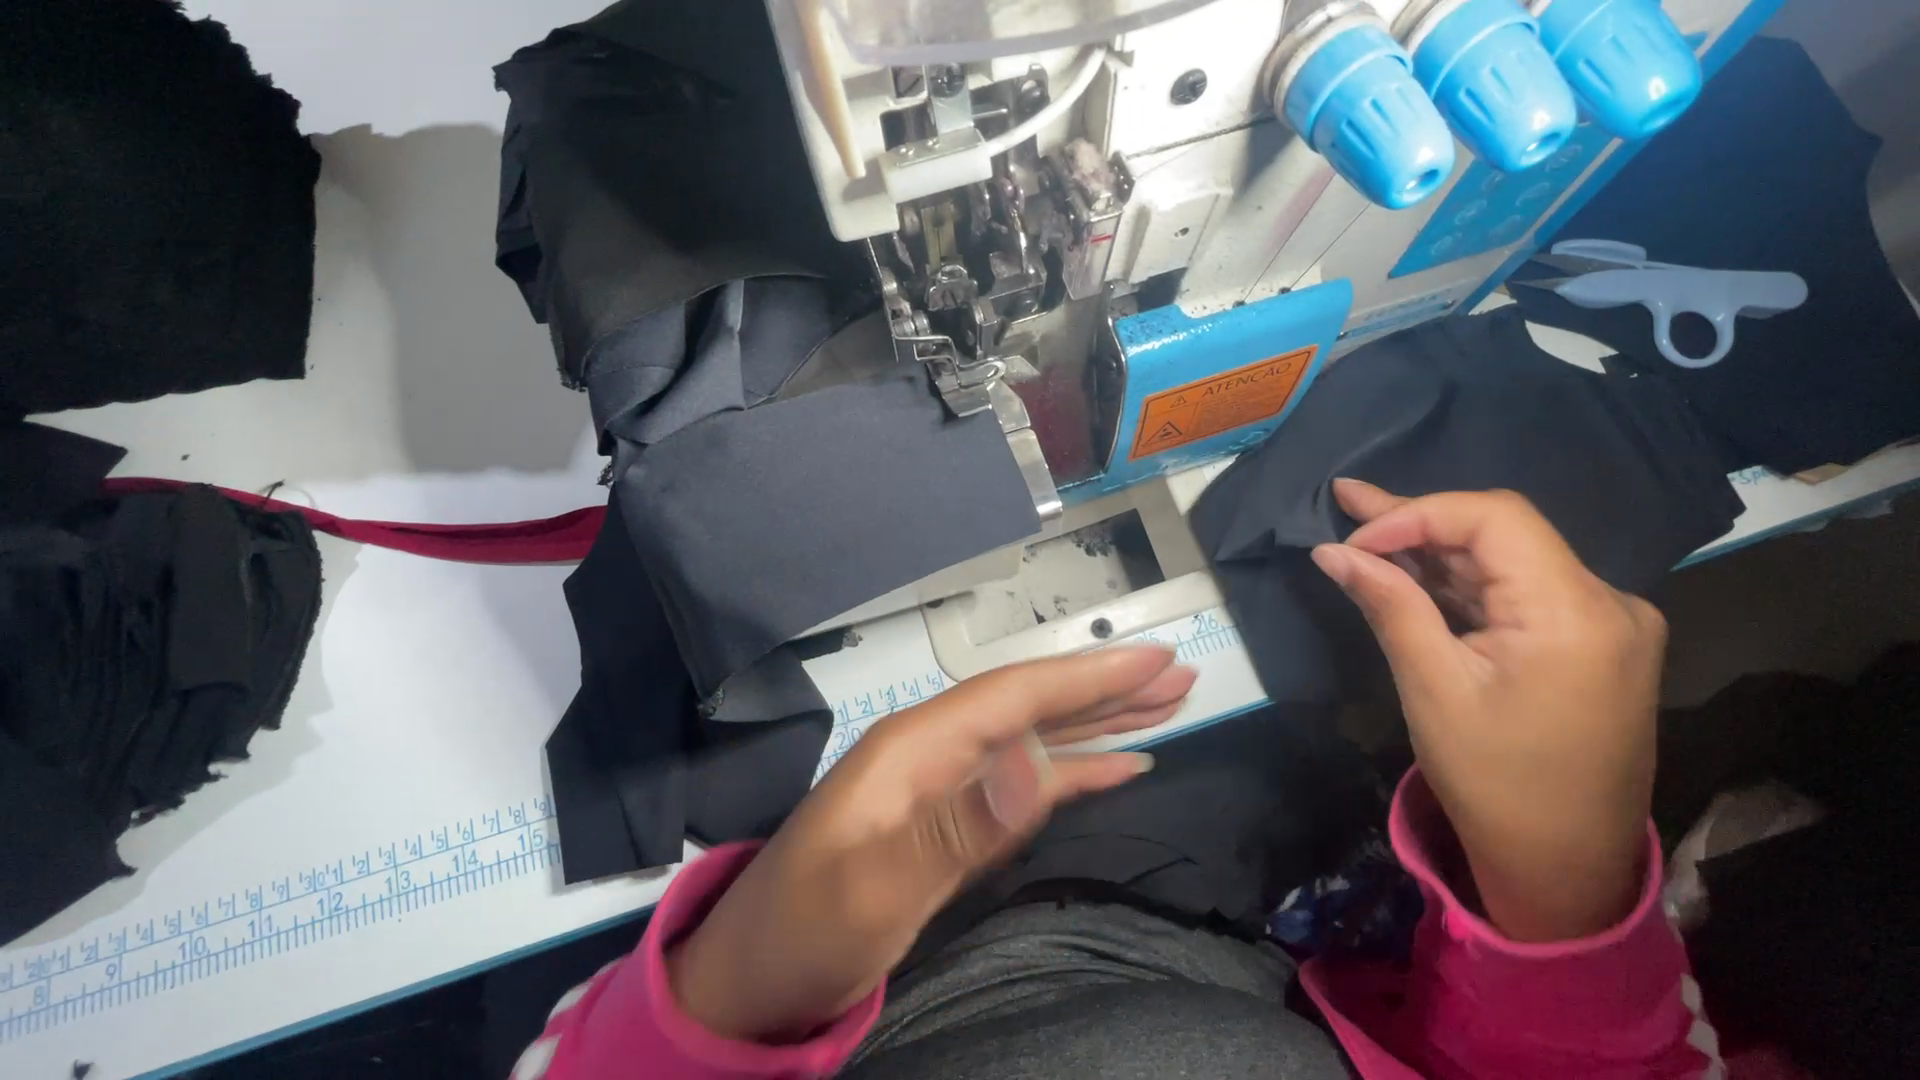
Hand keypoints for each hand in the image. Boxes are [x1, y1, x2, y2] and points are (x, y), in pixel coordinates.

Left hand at [666, 645, 1192, 1039]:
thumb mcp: (871, 891)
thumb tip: (1035, 771)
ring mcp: (943, 786)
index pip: (1014, 696)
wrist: (753, 977)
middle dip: (1105, 688)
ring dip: (1098, 721)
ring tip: (1164, 705)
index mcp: (914, 748)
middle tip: (1180, 674)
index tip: (1153, 659)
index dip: (1087, 676)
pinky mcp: (952, 823)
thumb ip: (953, 829)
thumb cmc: (802, 933)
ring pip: (1035, 738)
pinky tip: (1117, 766)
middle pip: (1032, 705)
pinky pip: (1025, 783)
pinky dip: (1075, 770)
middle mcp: (933, 752)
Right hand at [1310, 480, 1661, 941]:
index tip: (1353, 542)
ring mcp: (1606, 621)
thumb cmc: (1492, 780)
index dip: (1416, 514)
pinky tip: (1413, 571)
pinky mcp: (1592, 641)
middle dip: (1417, 521)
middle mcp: (1607, 601)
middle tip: (1345, 501)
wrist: (1564, 862)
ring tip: (1363, 531)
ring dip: (1435, 550)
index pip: (1494, 519)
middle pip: (1501, 533)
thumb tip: (1331, 552)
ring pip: (1507, 560)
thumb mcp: (1431, 687)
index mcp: (1575, 612)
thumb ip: (1389, 605)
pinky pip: (1520, 591)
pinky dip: (1463, 583)